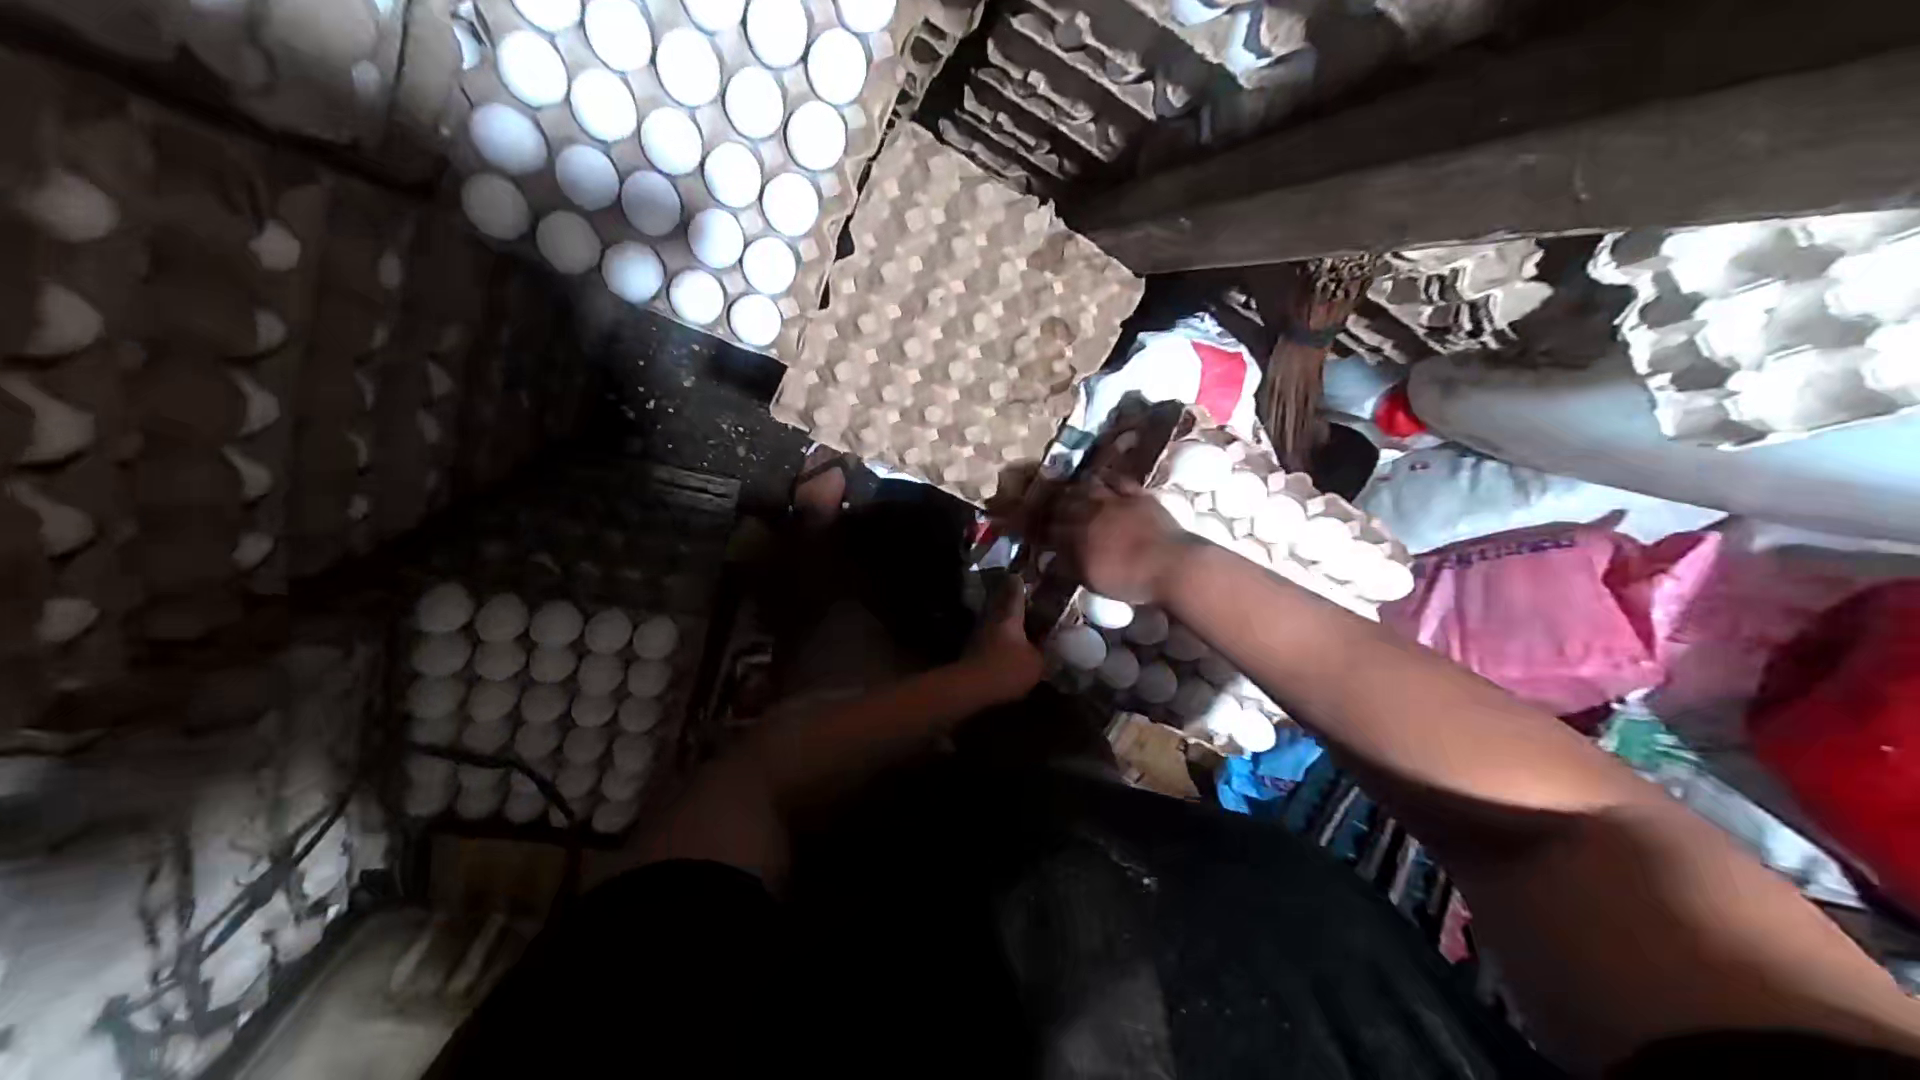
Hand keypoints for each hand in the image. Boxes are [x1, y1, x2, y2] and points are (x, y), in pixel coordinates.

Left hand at [961, 573, 1043, 703]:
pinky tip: (1012, 646)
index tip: (1031, 575)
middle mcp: (992, 616)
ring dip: (1008, 620)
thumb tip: (1051, 647)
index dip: (1024, 580)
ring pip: (996, 618)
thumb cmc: (1007, 668)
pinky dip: (1002, 637)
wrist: (970, 687)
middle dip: (1015, 600)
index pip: (1016, 587)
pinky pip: (991, 636)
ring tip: (1025, 625)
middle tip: (1031, 601)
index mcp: (1009, 613)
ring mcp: (980, 631)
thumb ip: (1045, 652)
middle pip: (1002, 601)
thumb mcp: (1037, 663)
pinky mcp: (973, 648)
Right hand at [1051, 475, 1192, 603]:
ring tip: (1069, 489)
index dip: (1042, 530)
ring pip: (1087, 487)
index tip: (1037, 531)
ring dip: (1075, 488)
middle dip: (1054, 506)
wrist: (1171, 566)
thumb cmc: (1130, 581)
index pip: (1051, 529)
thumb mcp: (1092, 580)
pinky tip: (1099, 475)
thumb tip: (1049, 560)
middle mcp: (1090, 513)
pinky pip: (1116, 479)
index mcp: (1076, 537)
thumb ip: (1068, 566)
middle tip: (1049, 508)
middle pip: (1065, 504)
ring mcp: (1115, 501)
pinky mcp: (1137, 495)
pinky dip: (1104, 476)